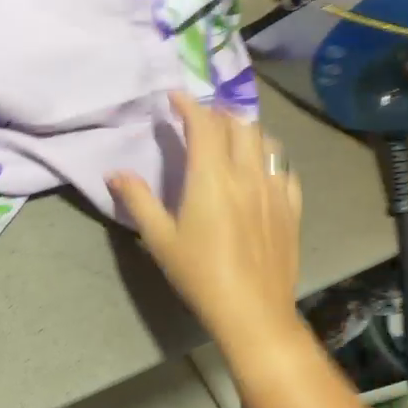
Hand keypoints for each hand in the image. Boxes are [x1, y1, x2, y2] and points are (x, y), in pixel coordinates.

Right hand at [108, 92, 304, 351]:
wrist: (252, 310)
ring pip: (266, 142)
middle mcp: (247, 175)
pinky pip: (285, 169)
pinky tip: (260, 166)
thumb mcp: (159, 238)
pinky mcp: (291, 208)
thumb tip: (116, 173)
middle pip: (239, 126)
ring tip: (229, 133)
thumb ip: (138, 200)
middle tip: (198, 116)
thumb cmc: (198, 273)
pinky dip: (269, 156)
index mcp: (211, 179)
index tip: (175, 97)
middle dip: (218, 113)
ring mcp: (274, 190)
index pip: (205, 126)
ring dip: (245, 129)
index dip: (190, 105)